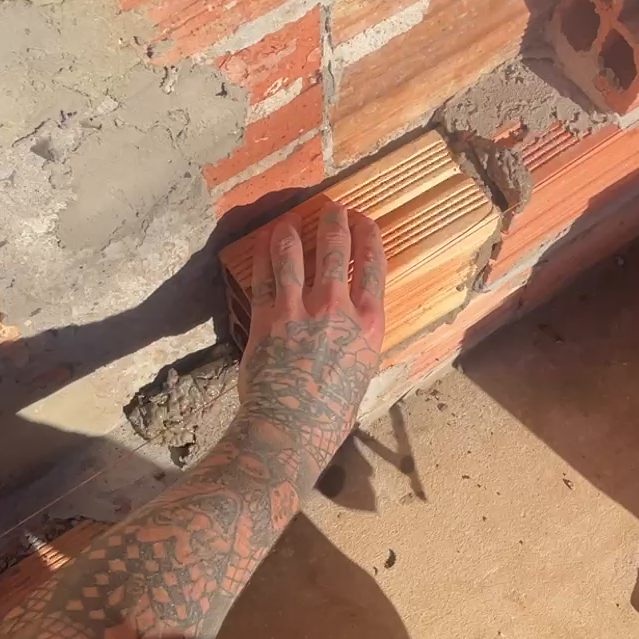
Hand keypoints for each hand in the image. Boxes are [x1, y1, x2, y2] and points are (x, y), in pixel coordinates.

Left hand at [239, 201, 384, 476]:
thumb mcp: (361, 375)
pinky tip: (265, 243)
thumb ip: (357, 344)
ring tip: (290, 221)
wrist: (292, 429)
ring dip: (292, 231)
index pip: (373, 267)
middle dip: (334, 223)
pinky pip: (265, 276)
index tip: (364, 221)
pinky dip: (265, 255)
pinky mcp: (267, 317)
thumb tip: (350, 335)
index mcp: (369, 325)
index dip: (369, 237)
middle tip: (331, 209)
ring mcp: (299, 310)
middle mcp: (337, 309)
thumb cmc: (331, 415)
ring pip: (295, 254)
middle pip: (336, 250)